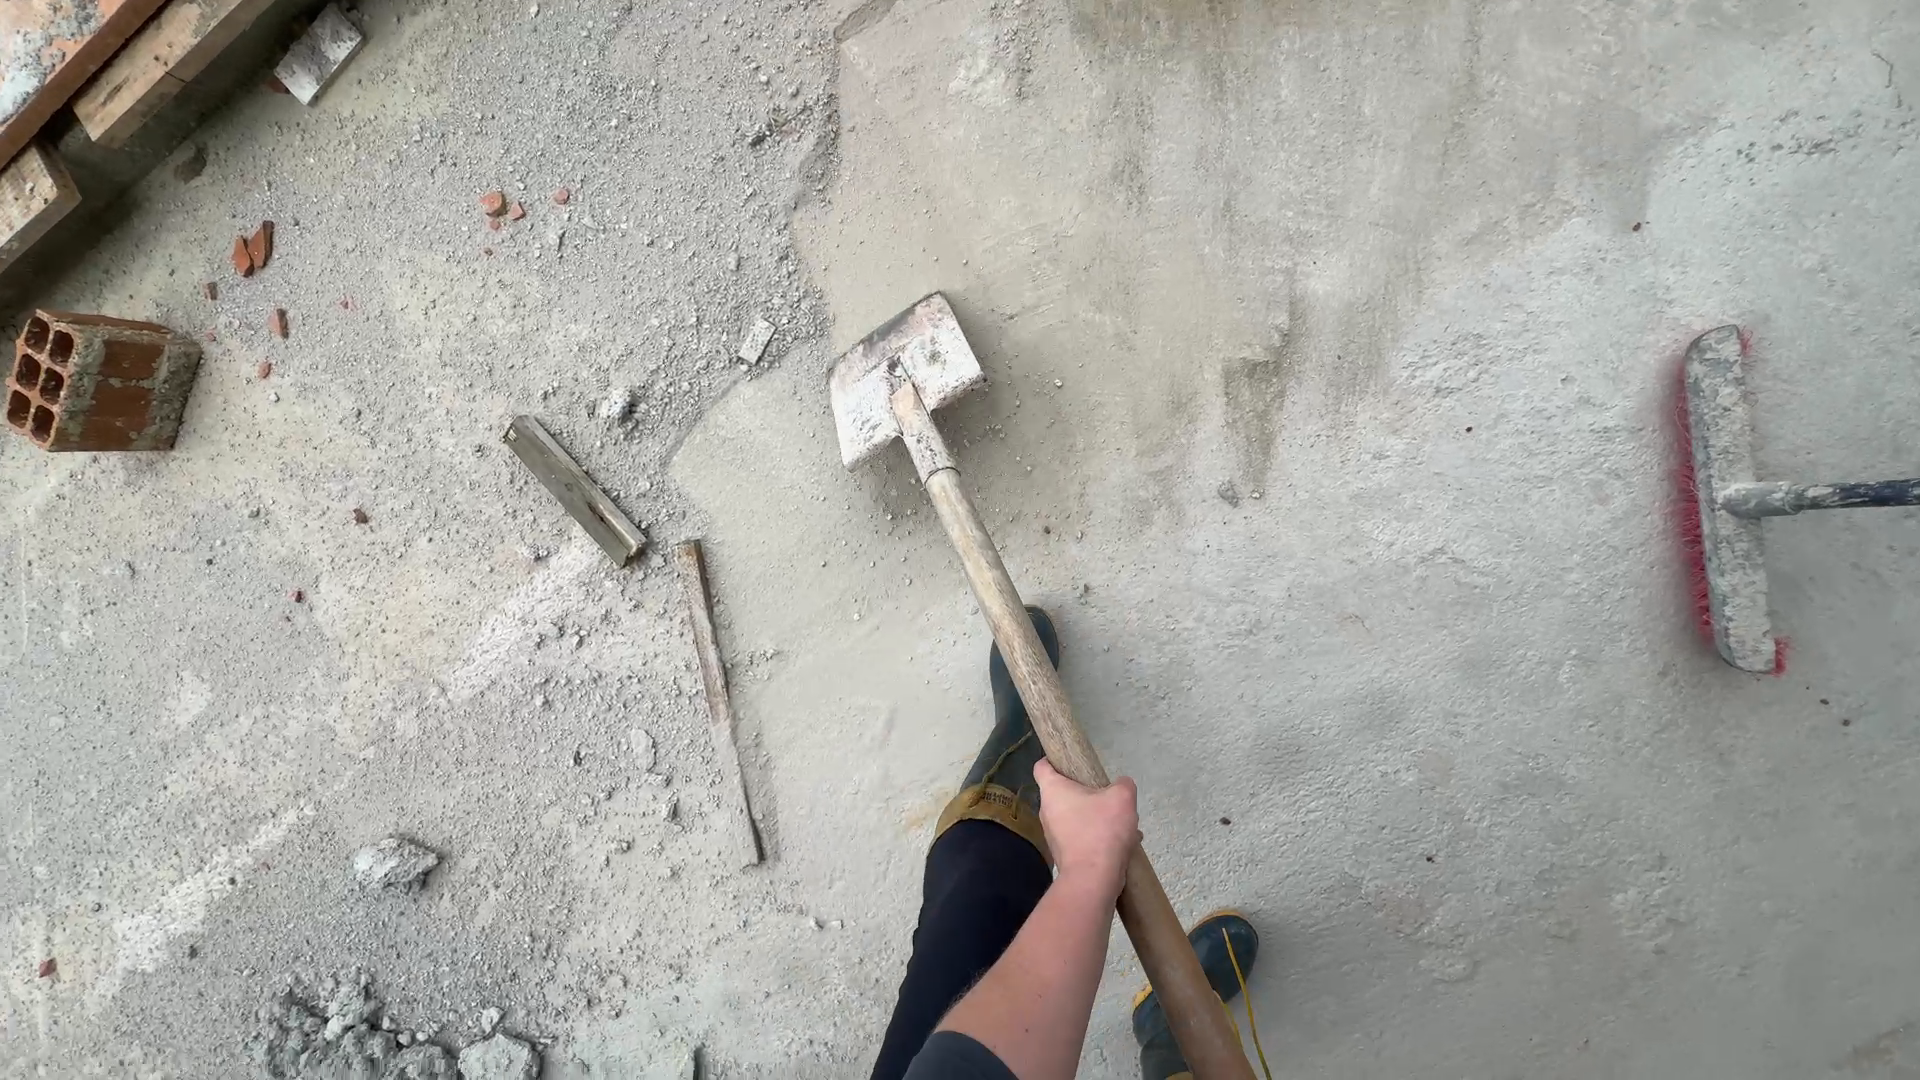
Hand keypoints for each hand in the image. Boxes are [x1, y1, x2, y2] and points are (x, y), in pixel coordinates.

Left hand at [1034, 758, 1139, 899]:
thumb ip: (1123, 784)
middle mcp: (1047, 811)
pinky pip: (1082, 837)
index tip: (1072, 761)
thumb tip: (1122, 785)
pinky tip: (1122, 844)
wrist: (1093, 880)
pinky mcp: (1064, 854)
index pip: (1042, 766)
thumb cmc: (1101, 830)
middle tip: (1107, 795)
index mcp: (1052, 790)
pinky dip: (1098, 837)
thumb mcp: (1122, 798)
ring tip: (1122, 824)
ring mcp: (1053, 834)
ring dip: (1097, 817)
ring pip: (1076, 816)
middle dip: (1086, 792)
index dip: (1054, 759)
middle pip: (1063, 792)